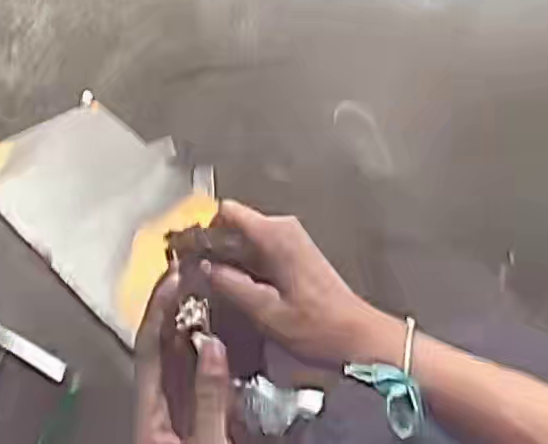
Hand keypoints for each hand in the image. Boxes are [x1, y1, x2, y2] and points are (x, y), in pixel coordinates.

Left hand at [134, 273, 233, 443]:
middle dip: (179, 312)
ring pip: (186, 368)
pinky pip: (202, 389)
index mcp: (148, 418)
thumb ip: (208, 399)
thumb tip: (213, 344)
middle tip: (196, 275)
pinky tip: (227, 346)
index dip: (158, 307)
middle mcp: (159, 414)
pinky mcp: (199, 434)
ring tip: (213, 297)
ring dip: (198, 334)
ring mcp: (178, 424)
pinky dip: (212, 364)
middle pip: (165, 352)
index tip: (174, 275)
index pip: (147, 348)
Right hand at [205, 200, 400, 367]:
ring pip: (246, 236)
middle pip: (235, 223)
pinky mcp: (293, 250)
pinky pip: (258, 247)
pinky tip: (236, 286)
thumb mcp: (267, 312)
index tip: (191, 251)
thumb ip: (233, 286)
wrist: (357, 335)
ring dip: (228, 255)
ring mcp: (289, 237)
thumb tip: (204, 267)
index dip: (205, 229)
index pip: (228, 212)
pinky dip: (243, 261)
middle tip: (195, 272)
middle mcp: (282, 227)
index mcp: (274, 234)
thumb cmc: (316, 326)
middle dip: (214, 245)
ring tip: (212, 283)